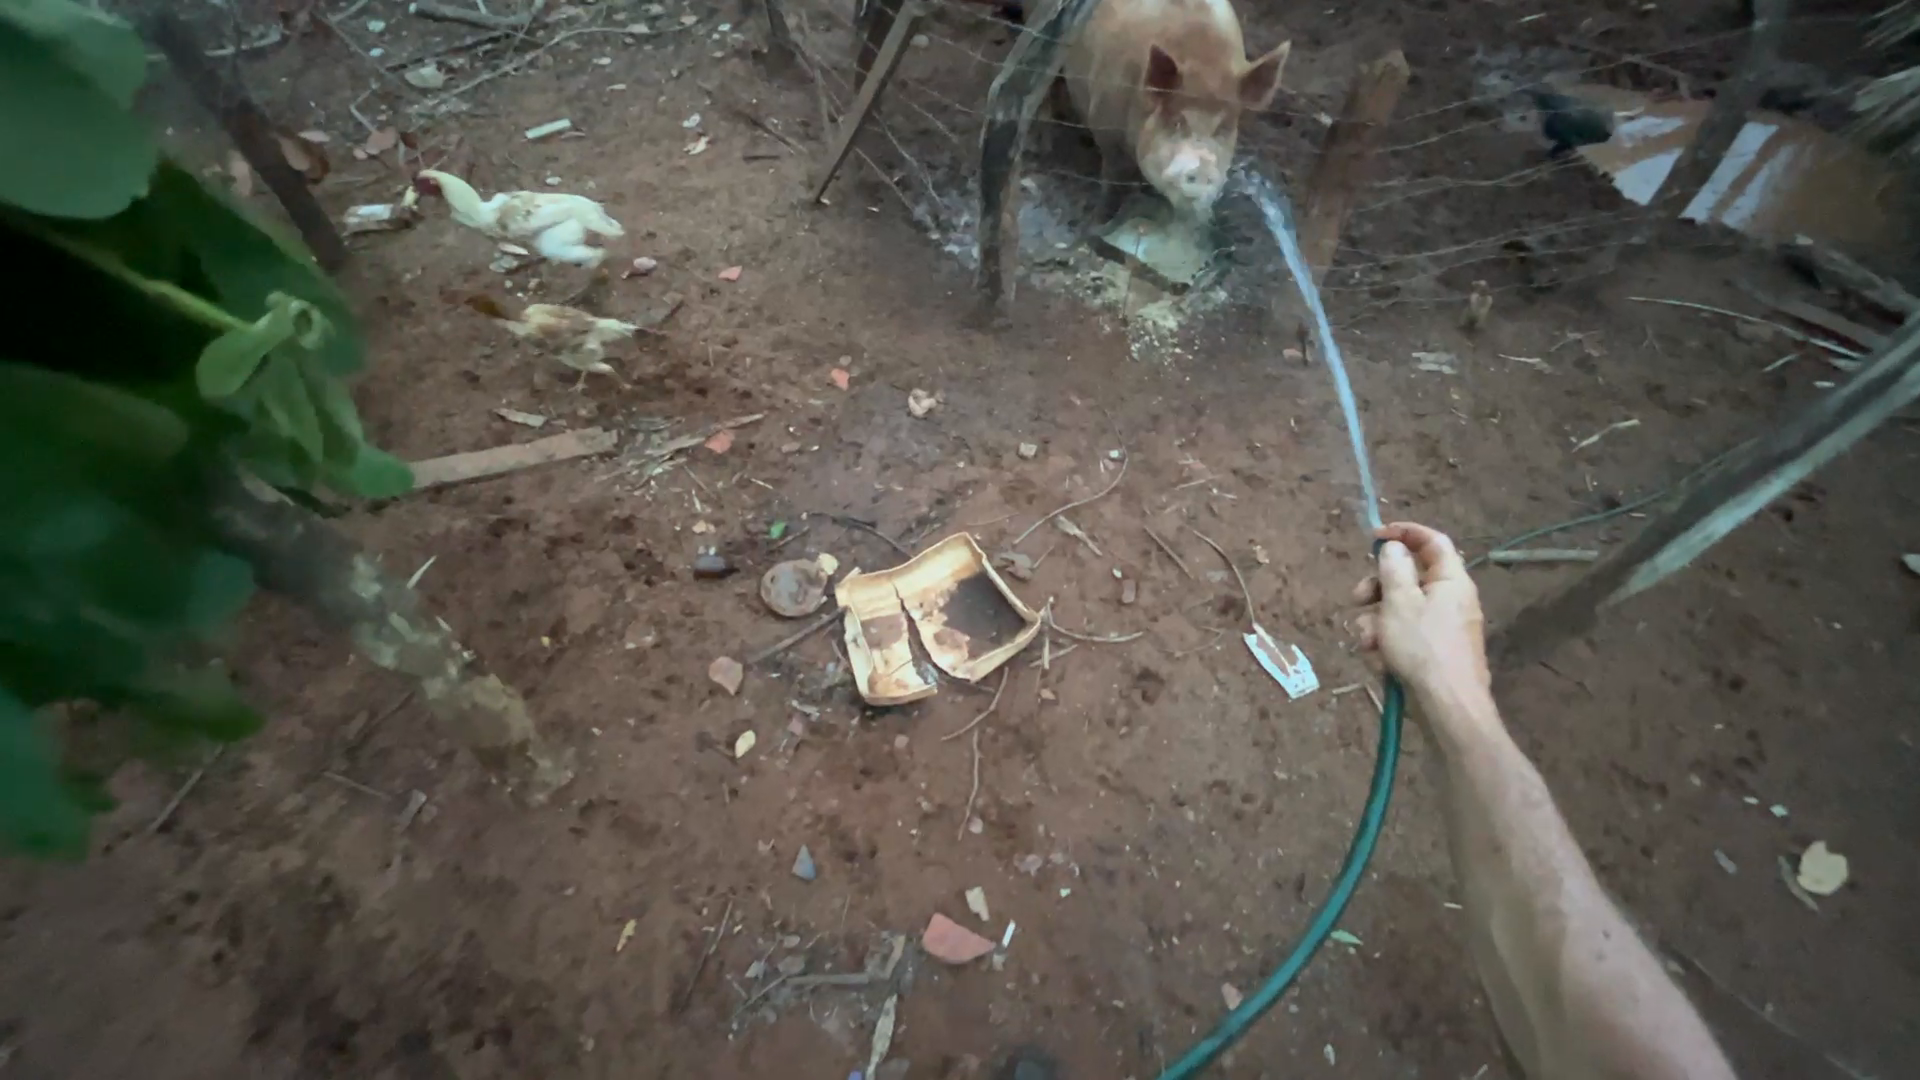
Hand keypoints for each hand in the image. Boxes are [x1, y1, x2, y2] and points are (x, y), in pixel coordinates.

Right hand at [1353, 522, 1489, 701]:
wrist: (1446, 706)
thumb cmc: (1423, 648)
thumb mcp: (1399, 602)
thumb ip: (1393, 570)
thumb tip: (1393, 548)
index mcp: (1450, 581)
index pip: (1432, 542)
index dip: (1404, 533)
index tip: (1374, 537)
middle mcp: (1448, 600)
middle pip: (1406, 578)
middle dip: (1375, 588)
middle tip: (1356, 599)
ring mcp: (1439, 627)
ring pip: (1396, 609)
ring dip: (1373, 622)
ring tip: (1367, 642)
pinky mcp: (1429, 650)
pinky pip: (1399, 635)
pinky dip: (1384, 643)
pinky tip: (1378, 659)